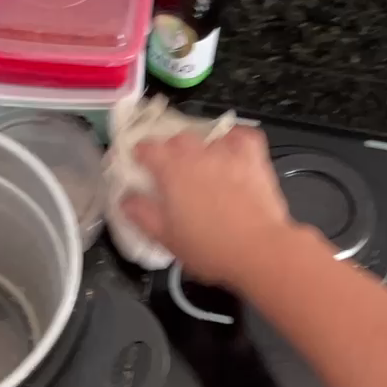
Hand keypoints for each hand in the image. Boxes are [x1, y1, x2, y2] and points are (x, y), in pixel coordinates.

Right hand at [122, 128, 294, 286]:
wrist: (259, 250)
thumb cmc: (211, 248)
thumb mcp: (165, 238)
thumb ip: (142, 214)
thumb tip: (126, 199)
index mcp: (172, 171)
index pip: (147, 148)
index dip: (139, 154)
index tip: (138, 163)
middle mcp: (198, 155)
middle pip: (176, 139)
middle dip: (168, 150)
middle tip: (167, 171)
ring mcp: (227, 154)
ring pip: (206, 136)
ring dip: (199, 147)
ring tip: (198, 164)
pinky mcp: (253, 160)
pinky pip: (241, 137)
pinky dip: (233, 140)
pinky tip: (230, 150)